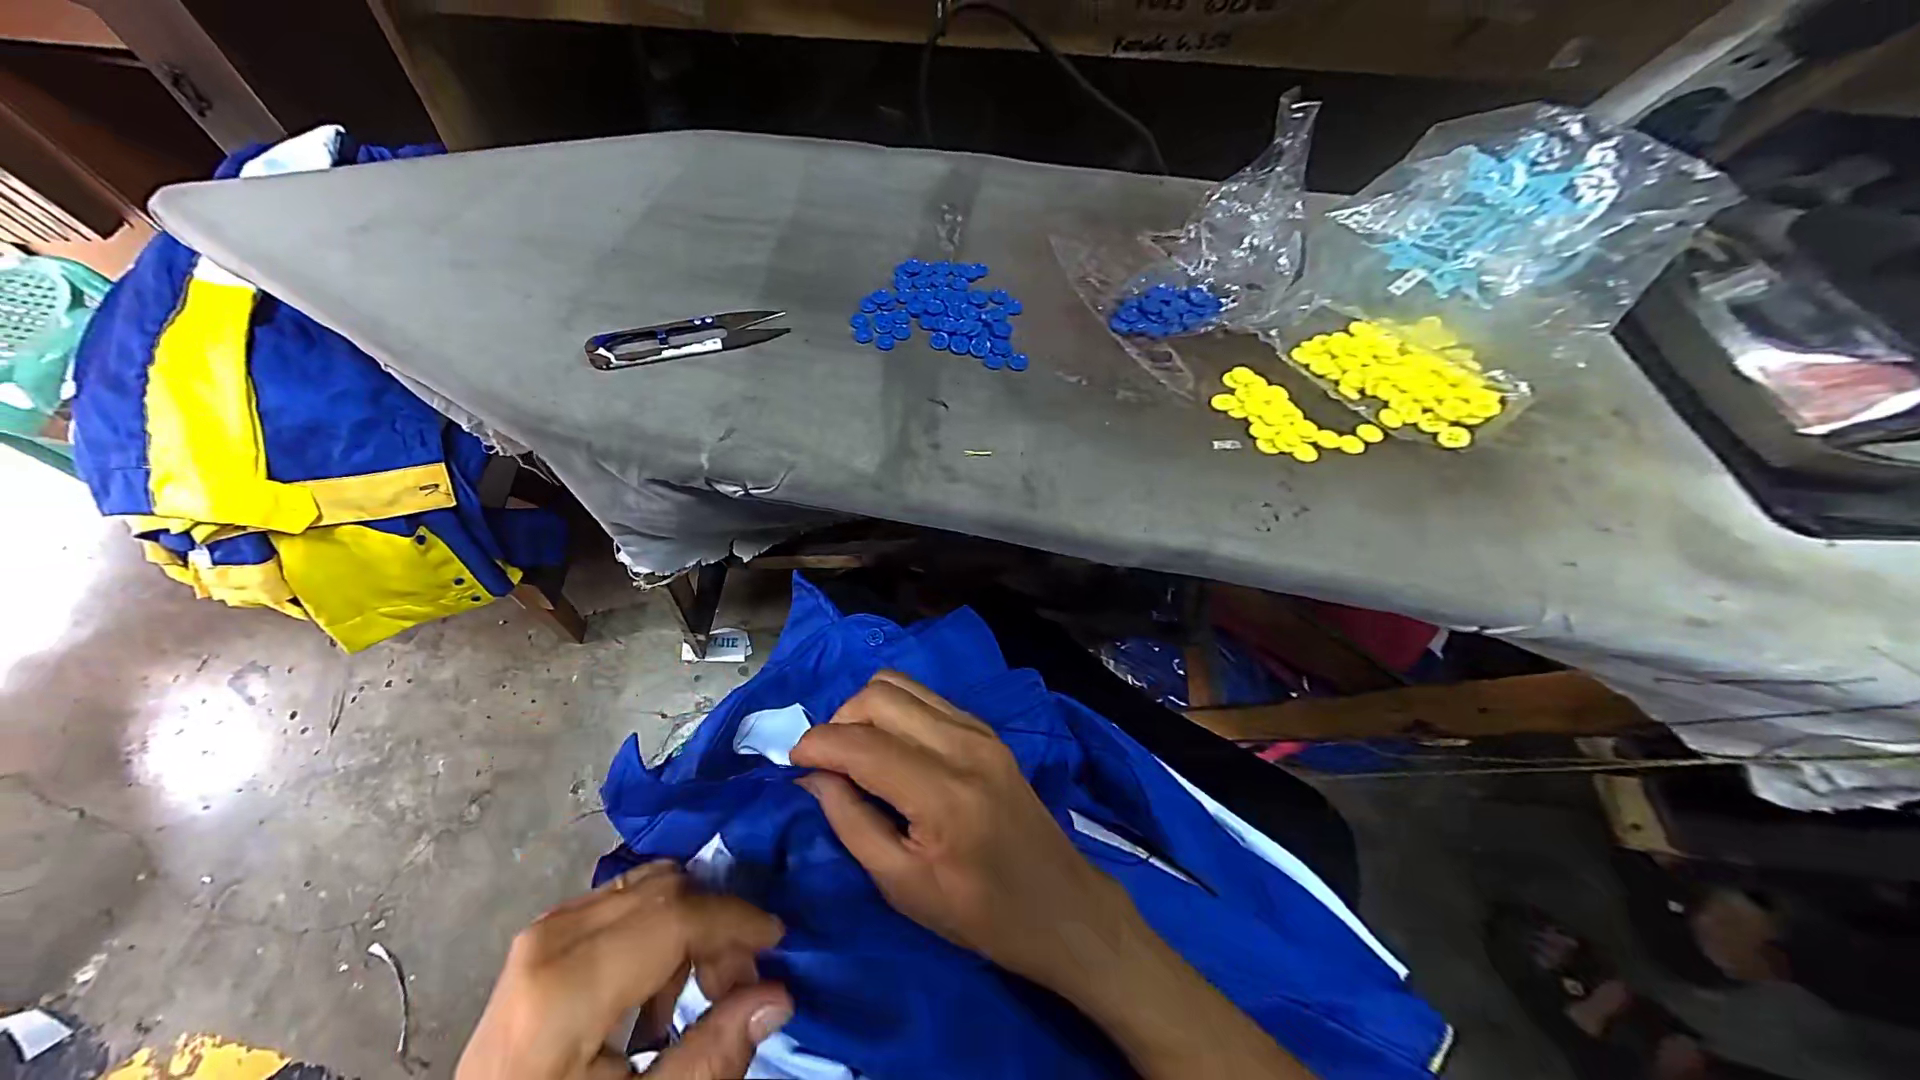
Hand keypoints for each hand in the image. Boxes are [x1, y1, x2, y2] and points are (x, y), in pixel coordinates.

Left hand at [456, 860, 792, 1079]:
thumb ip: (709, 1059)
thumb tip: (777, 996)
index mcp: (564, 986)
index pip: (675, 916)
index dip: (736, 922)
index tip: (778, 942)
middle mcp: (550, 938)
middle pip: (666, 892)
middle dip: (718, 926)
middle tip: (740, 984)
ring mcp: (542, 932)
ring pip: (650, 886)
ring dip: (693, 924)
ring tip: (702, 989)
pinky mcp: (542, 937)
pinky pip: (625, 898)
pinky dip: (662, 925)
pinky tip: (660, 986)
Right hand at [791, 671, 1313, 1079]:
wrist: (1062, 906)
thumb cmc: (981, 915)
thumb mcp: (903, 887)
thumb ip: (851, 823)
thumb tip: (812, 777)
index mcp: (943, 792)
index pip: (861, 743)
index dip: (815, 745)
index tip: (791, 763)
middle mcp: (964, 744)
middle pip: (878, 694)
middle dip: (838, 720)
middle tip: (824, 762)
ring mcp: (981, 730)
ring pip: (901, 685)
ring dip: (865, 710)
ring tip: (852, 753)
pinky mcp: (988, 730)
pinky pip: (926, 698)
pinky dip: (895, 711)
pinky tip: (889, 747)